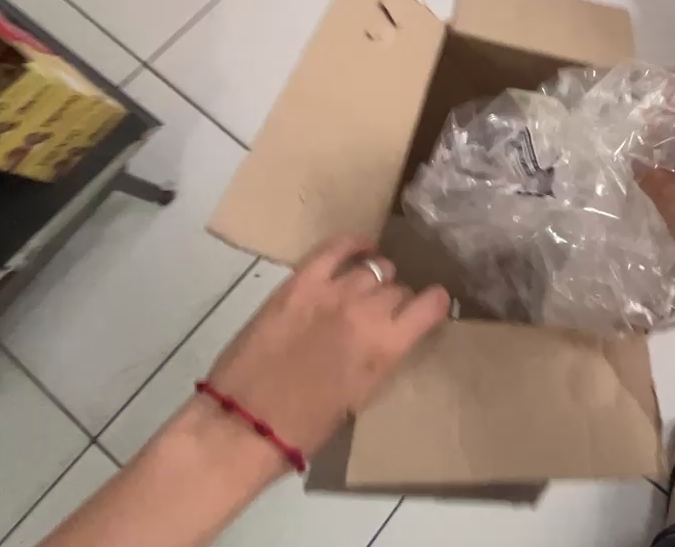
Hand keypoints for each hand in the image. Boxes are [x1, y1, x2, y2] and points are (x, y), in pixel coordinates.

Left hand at [202, 234, 450, 461]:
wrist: (241, 429)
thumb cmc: (307, 426)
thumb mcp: (366, 393)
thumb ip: (388, 352)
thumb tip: (399, 328)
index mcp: (388, 346)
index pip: (433, 303)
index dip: (433, 305)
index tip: (427, 310)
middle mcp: (367, 312)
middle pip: (399, 288)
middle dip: (395, 301)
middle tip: (380, 316)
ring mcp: (334, 293)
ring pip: (375, 268)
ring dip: (375, 280)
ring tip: (363, 291)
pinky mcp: (301, 283)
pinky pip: (337, 247)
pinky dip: (354, 244)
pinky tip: (361, 248)